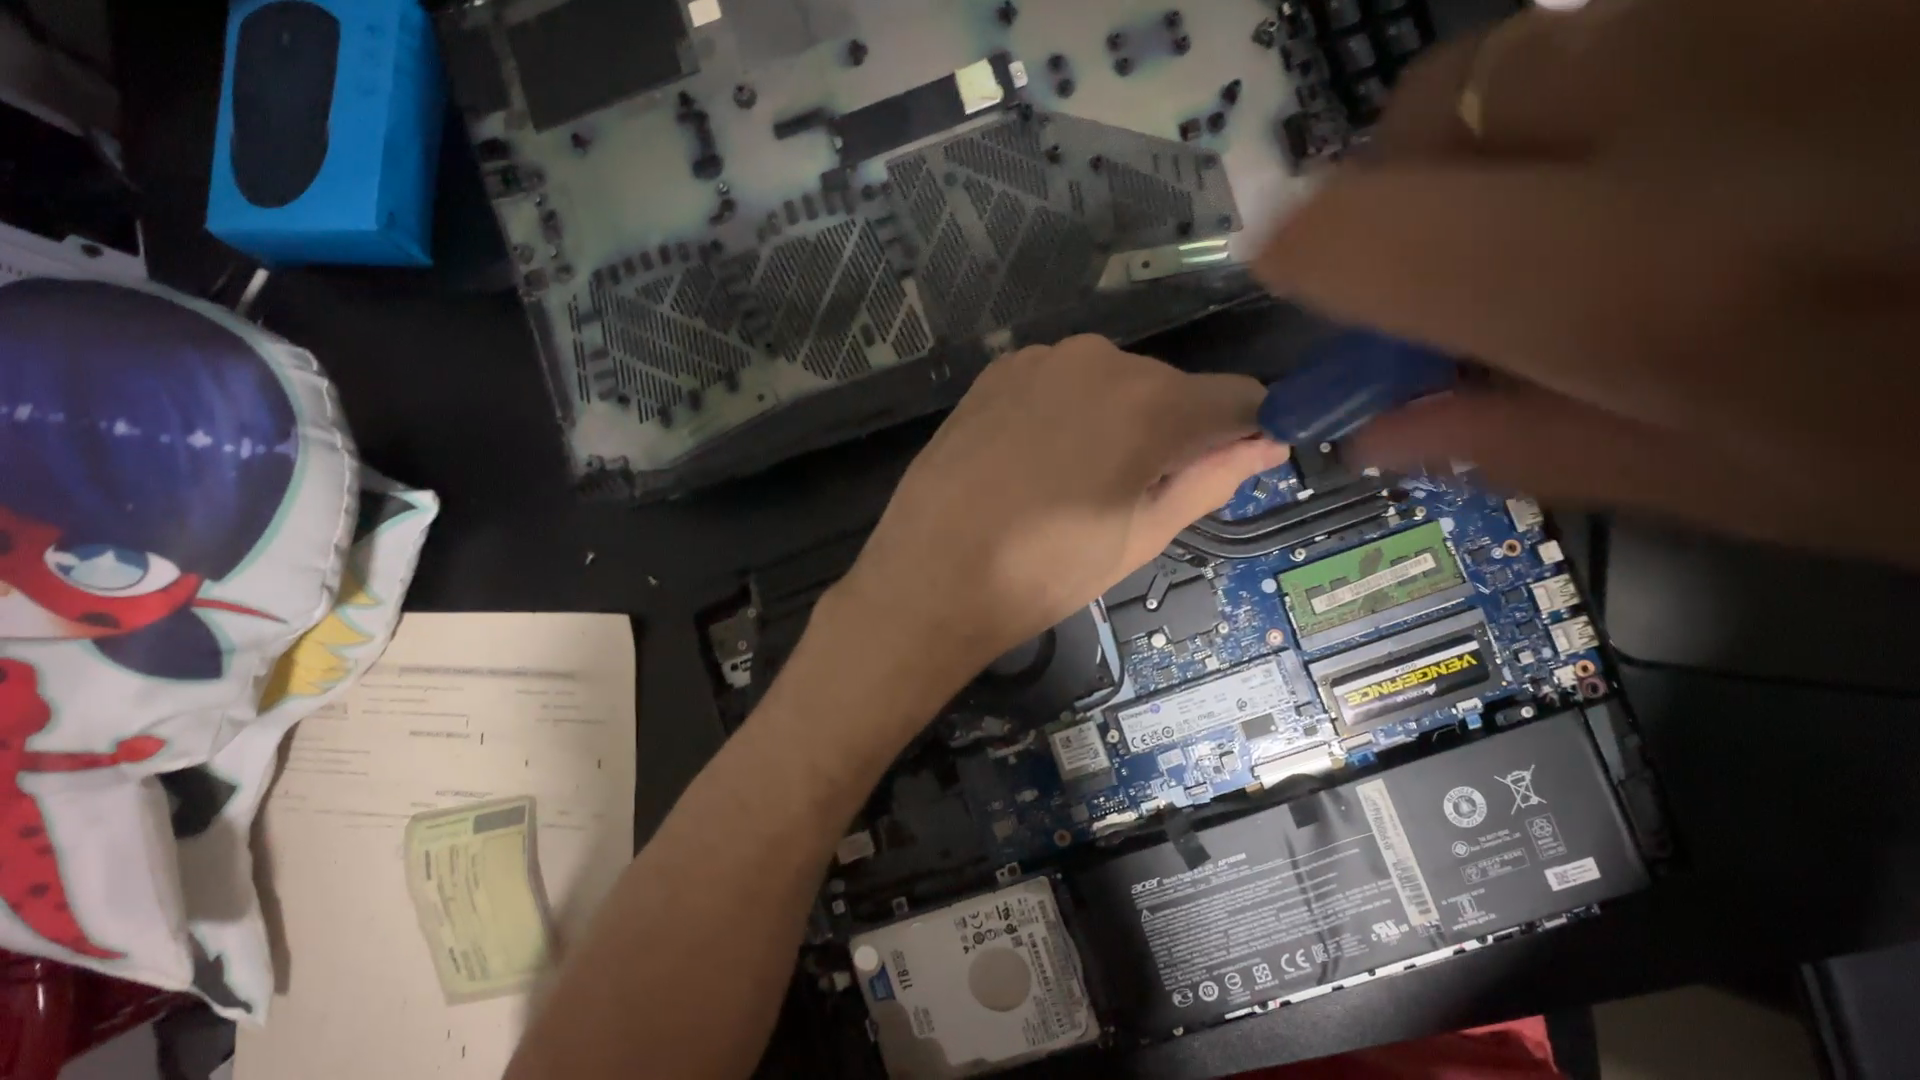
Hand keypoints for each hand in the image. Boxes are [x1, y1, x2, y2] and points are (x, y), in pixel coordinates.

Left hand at [833, 335, 1287, 678]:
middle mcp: (1103, 359)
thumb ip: (1211, 479)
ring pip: (1115, 380)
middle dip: (1174, 431)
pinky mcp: (999, 369)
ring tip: (1076, 481)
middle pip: (1174, 387)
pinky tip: (1036, 458)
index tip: (1226, 469)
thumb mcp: (1142, 535)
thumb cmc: (1045, 572)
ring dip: (1118, 419)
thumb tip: (1266, 443)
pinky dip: (1069, 410)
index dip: (1244, 433)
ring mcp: (1043, 358)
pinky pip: (1063, 381)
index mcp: (1152, 403)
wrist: (931, 576)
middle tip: (1134, 494)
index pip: (1238, 397)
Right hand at [1255, 0, 1919, 564]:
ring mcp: (1785, 12)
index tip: (1288, 270)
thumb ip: (1522, 442)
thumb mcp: (1741, 483)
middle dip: (1396, 175)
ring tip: (1579, 187)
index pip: (1356, 232)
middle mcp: (1688, 109)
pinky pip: (1660, 13)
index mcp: (1635, 283)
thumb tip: (1371, 429)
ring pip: (1542, 39)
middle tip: (1432, 243)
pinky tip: (1706, 130)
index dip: (1296, 247)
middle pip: (1433, 101)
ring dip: (1508, 121)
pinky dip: (1629, 74)